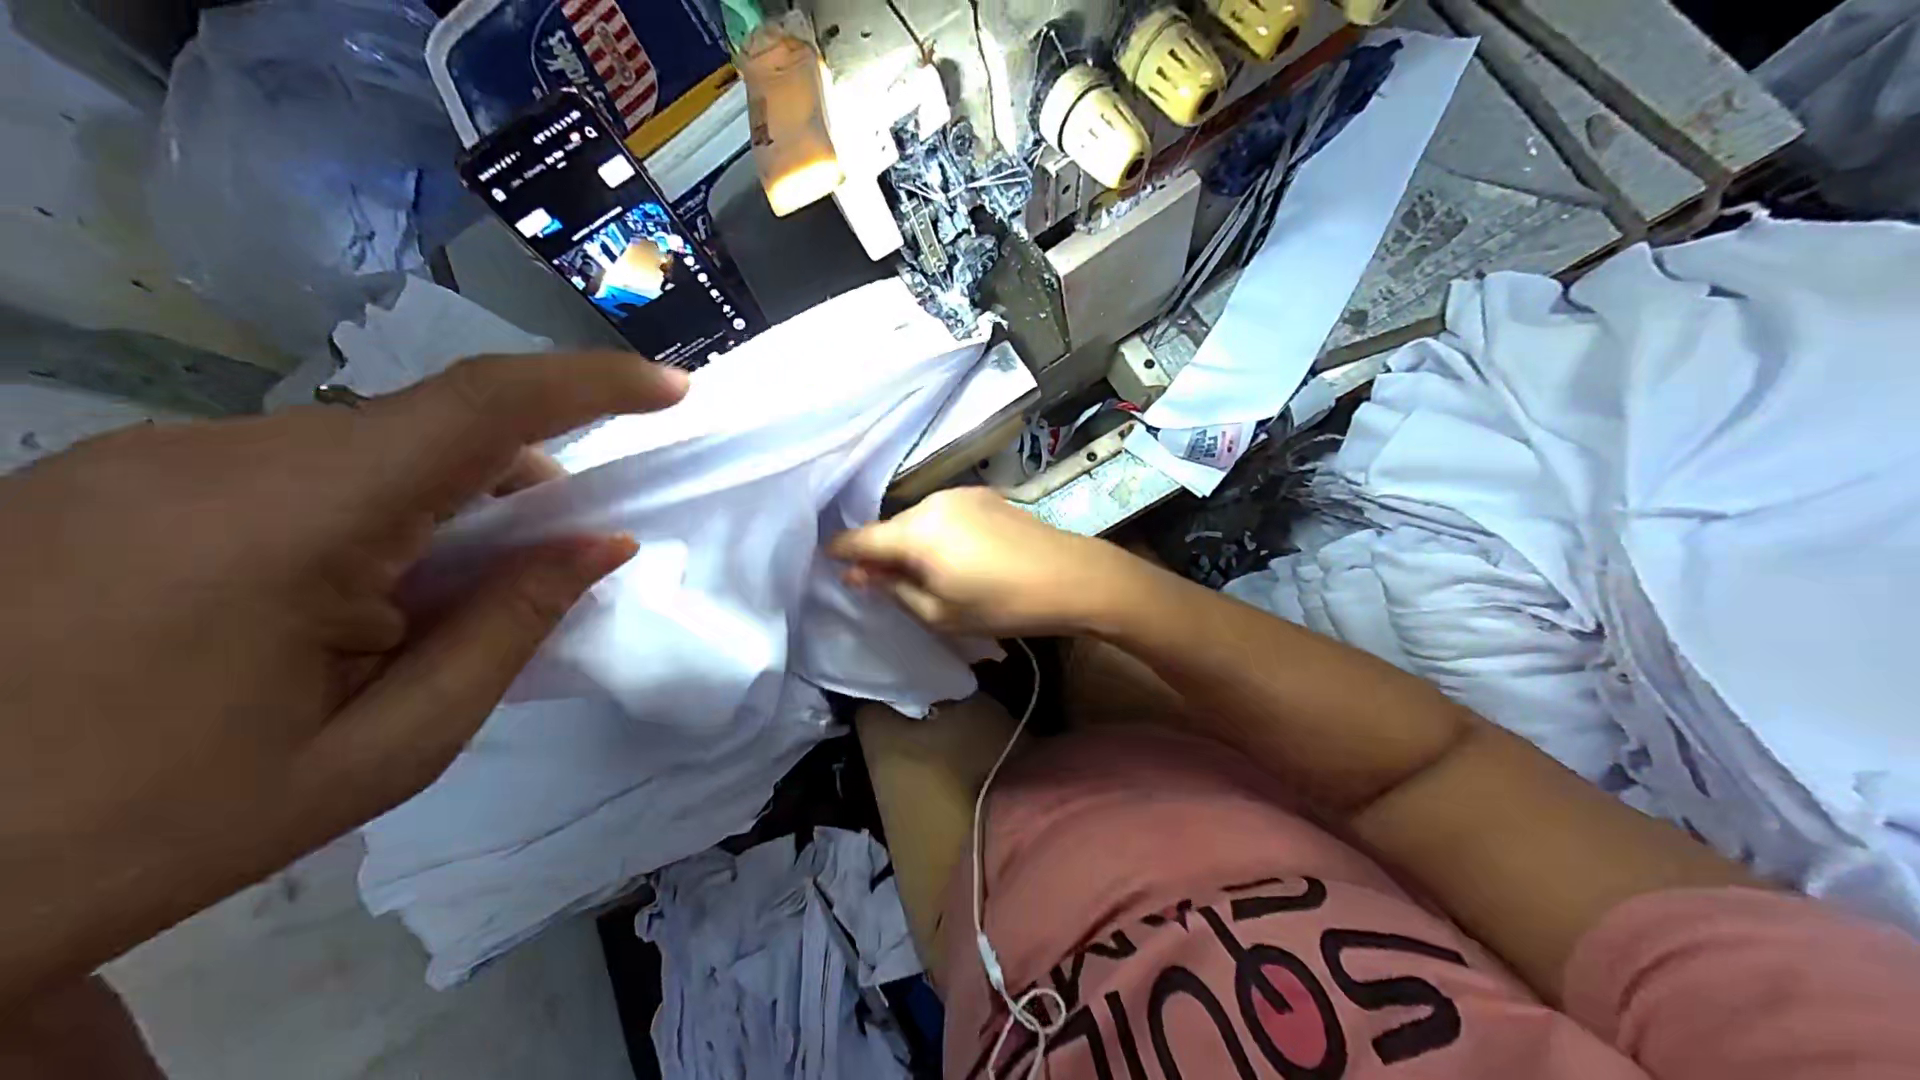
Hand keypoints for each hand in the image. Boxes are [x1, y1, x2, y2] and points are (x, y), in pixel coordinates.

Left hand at [0, 352, 685, 1001]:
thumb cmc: (156, 826)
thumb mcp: (382, 749)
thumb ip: (508, 631)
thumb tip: (600, 546)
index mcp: (292, 517)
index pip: (481, 406)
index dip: (592, 385)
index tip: (672, 390)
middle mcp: (219, 453)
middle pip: (429, 432)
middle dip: (515, 488)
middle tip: (544, 575)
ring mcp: (148, 457)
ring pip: (364, 452)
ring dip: (436, 510)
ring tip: (419, 618)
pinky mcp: (110, 479)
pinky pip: (295, 472)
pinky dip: (365, 516)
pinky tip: (331, 608)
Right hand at [828, 487, 1138, 636]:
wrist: (1072, 576)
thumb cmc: (1003, 604)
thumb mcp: (940, 613)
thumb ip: (893, 590)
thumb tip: (861, 575)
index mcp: (916, 533)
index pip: (860, 538)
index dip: (841, 552)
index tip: (833, 564)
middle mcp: (932, 503)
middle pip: (890, 528)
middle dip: (882, 553)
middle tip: (887, 585)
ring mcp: (961, 494)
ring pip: (918, 520)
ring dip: (913, 542)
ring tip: (932, 574)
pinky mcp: (984, 494)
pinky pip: (944, 514)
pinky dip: (938, 532)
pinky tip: (960, 556)